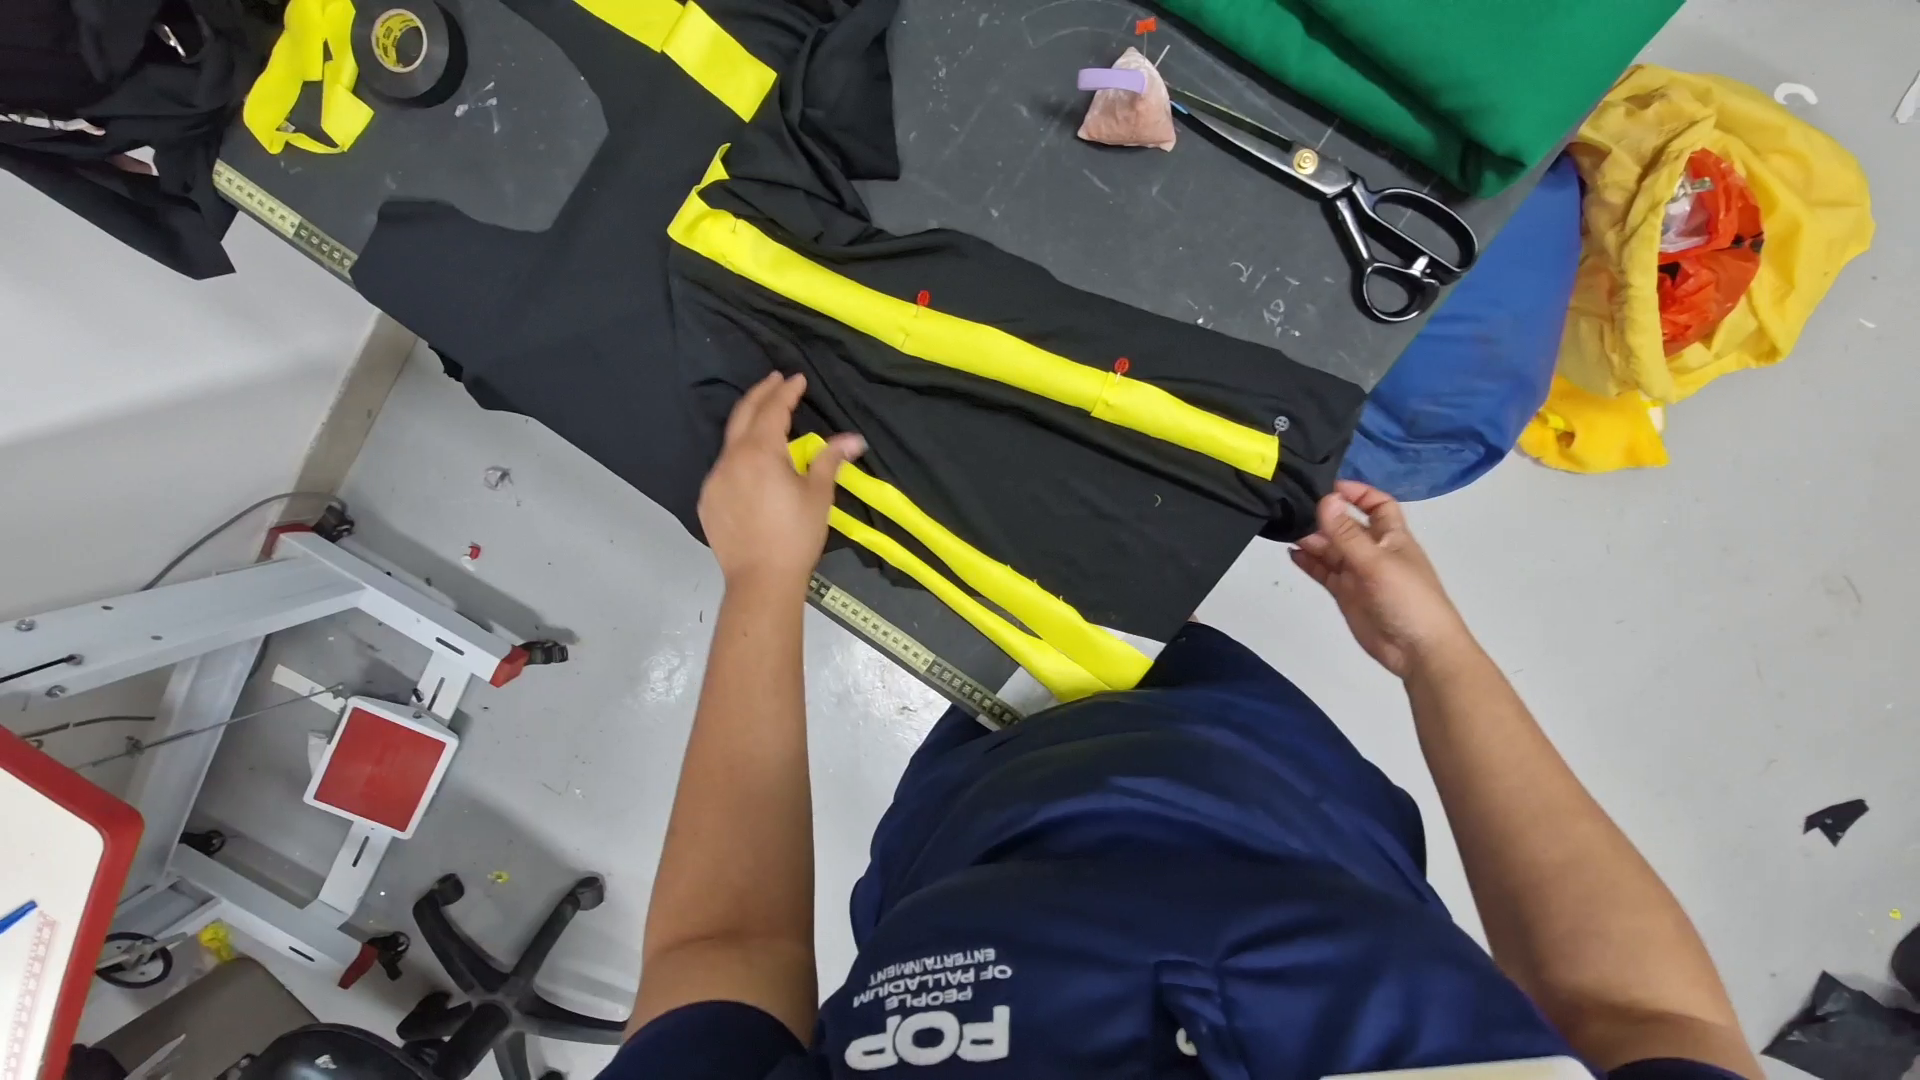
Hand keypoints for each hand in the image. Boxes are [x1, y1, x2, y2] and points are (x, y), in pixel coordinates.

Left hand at [698, 373, 863, 591]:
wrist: (760, 580)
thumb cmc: (796, 536)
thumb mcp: (818, 495)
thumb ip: (829, 460)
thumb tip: (853, 439)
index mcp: (760, 451)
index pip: (773, 410)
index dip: (787, 392)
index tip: (797, 379)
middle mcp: (731, 459)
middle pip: (744, 415)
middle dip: (761, 394)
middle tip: (775, 380)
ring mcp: (715, 480)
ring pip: (731, 443)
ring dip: (749, 426)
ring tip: (766, 422)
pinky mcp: (708, 501)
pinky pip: (724, 469)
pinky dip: (739, 457)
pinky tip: (752, 468)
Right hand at [1290, 480, 1473, 678]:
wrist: (1417, 650)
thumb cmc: (1407, 599)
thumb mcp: (1376, 562)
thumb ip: (1347, 533)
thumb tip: (1326, 499)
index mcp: (1392, 538)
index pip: (1377, 505)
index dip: (1358, 493)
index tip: (1328, 487)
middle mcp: (1374, 551)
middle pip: (1347, 526)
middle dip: (1325, 516)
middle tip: (1294, 508)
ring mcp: (1358, 573)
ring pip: (1331, 549)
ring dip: (1312, 539)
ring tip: (1286, 530)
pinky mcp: (1346, 593)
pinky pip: (1324, 571)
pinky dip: (1308, 562)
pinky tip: (1291, 553)